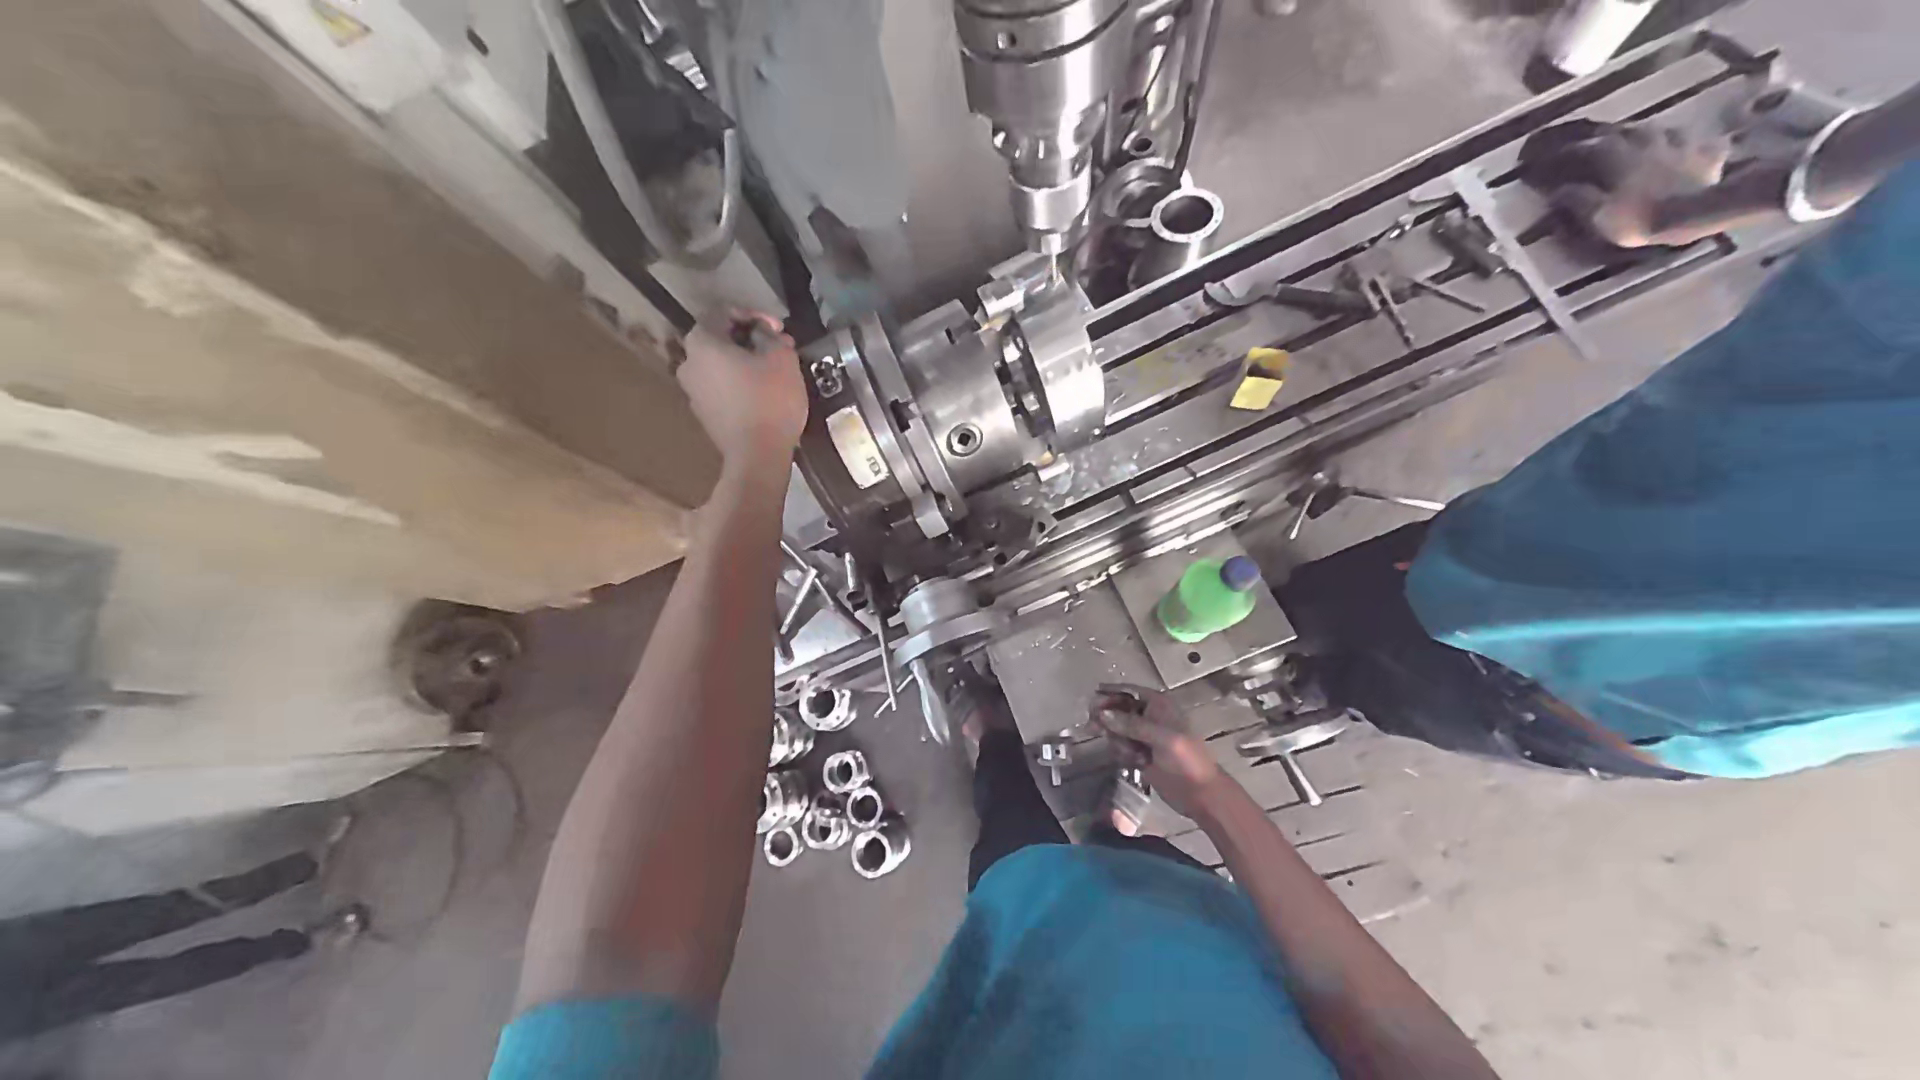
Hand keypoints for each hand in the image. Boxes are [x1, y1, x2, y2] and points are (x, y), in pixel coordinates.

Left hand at [676, 311, 807, 479]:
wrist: (757, 455)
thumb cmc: (770, 400)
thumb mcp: (781, 357)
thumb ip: (771, 336)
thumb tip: (764, 334)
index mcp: (701, 343)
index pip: (723, 313)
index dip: (754, 315)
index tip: (778, 328)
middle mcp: (688, 364)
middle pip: (720, 340)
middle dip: (750, 340)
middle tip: (778, 347)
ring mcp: (692, 392)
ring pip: (720, 366)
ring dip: (745, 362)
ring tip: (773, 370)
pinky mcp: (704, 415)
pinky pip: (722, 389)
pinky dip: (740, 384)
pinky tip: (763, 393)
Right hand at [1089, 683, 1238, 821]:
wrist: (1200, 794)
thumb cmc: (1186, 760)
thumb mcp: (1162, 738)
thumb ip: (1132, 725)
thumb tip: (1103, 714)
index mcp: (1159, 705)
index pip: (1129, 691)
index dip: (1110, 692)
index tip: (1092, 698)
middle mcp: (1149, 716)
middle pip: (1118, 709)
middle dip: (1106, 717)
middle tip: (1093, 727)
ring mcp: (1143, 736)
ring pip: (1116, 729)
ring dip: (1116, 740)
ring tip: (1131, 754)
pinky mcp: (1139, 754)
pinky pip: (1120, 746)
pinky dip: (1122, 753)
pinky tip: (1134, 762)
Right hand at [1529, 121, 1731, 247]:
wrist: (1692, 215)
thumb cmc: (1638, 217)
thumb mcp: (1597, 215)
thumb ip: (1577, 199)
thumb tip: (1557, 191)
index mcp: (1618, 158)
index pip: (1589, 147)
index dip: (1572, 151)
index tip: (1558, 155)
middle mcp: (1648, 144)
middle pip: (1628, 131)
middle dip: (1611, 134)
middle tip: (1601, 138)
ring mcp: (1681, 146)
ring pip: (1663, 130)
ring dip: (1650, 132)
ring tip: (1643, 137)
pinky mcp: (1707, 155)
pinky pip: (1701, 142)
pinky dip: (1693, 143)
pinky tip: (1691, 146)